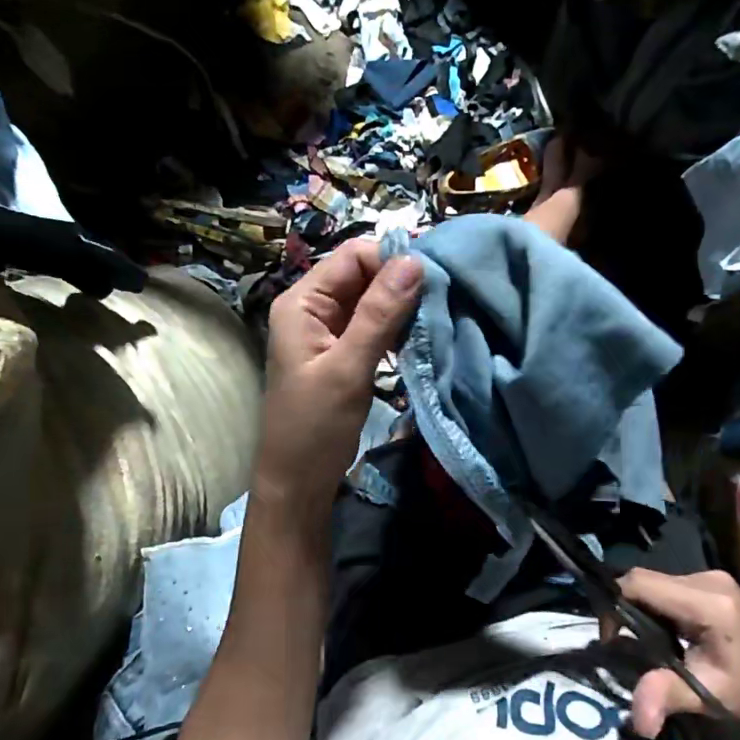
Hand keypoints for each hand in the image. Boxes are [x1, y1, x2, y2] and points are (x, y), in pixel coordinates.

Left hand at [255, 237, 421, 511]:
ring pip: (372, 301)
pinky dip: (396, 329)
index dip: (391, 261)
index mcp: (302, 303)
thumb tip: (414, 262)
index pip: (352, 257)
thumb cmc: (315, 427)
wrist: (298, 482)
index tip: (434, 279)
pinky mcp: (343, 354)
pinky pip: (373, 327)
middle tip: (441, 300)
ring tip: (435, 319)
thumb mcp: (348, 369)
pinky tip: (419, 338)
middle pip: (363, 275)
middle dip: (400, 284)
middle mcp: (313, 309)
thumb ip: (379, 315)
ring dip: (402, 307)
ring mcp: (328, 332)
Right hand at [616, 569, 739, 739]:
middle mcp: (709, 579)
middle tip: (619, 644)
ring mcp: (711, 578)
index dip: (614, 604)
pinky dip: (653, 608)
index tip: (609, 639)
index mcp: (710, 601)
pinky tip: (661, 635)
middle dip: (624, 608)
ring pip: (653, 583)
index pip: (641, 583)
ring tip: (640, 643)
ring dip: (638, 609)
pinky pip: (666, 588)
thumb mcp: (707, 696)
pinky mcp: (710, 585)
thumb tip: (637, 722)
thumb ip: (666, 695)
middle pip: (645, 580)